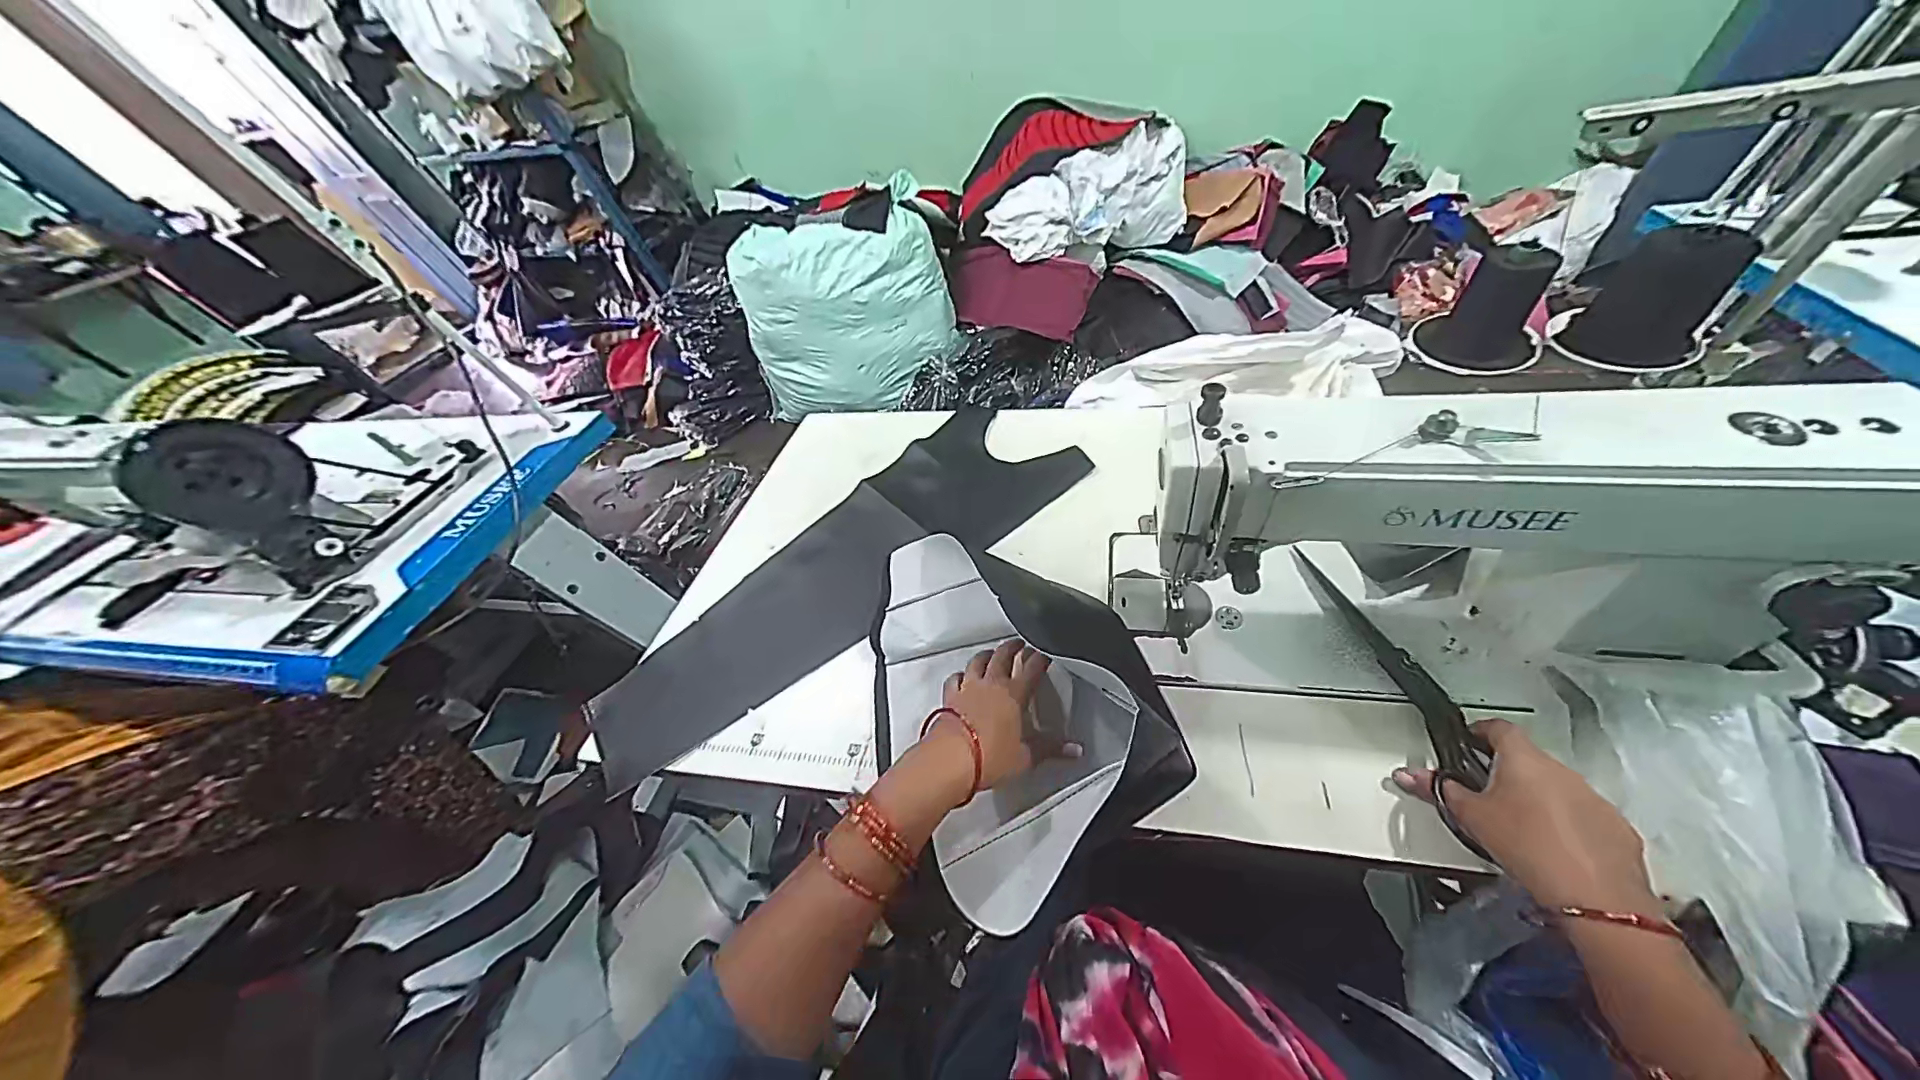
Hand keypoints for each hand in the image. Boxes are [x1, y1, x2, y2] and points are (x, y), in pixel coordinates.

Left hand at [932, 639, 1074, 793]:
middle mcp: (991, 685)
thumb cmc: (987, 756)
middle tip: (1019, 645)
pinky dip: (960, 674)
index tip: (1043, 656)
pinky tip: (960, 675)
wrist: (953, 759)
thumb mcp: (1026, 757)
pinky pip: (955, 678)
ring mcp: (968, 688)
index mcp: (1014, 694)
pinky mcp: (950, 697)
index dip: (1039, 659)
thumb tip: (1072, 750)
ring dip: (987, 654)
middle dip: (1013, 647)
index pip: (1031, 669)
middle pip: (1003, 656)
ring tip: (991, 652)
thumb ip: (1050, 749)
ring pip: (978, 661)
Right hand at [1393, 719, 1656, 912]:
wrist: (1593, 897)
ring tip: (1519, 823)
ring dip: (1538, 797)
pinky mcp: (1616, 828)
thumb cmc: (1526, 846)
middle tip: (1486, 792)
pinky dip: (1566, 822)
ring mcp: (1594, 799)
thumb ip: (1438, 789)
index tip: (1469, 742)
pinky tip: (1553, 845)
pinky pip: (1584, 814)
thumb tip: (1410, 776)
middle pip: (1528, 758)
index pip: (1499, 727)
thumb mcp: (1469, 815)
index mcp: (1523, 759)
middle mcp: (1562, 771)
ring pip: (1557, 786)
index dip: (1480, 731)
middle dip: (1507, 771)